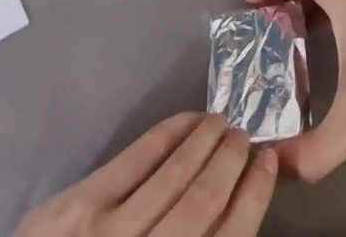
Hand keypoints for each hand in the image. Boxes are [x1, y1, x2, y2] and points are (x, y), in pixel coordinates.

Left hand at [14, 113, 276, 236]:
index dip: (254, 195)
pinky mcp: (77, 206)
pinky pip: (135, 159)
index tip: (268, 164)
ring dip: (206, 141)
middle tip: (247, 135)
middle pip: (204, 200)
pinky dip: (168, 134)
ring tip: (223, 122)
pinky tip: (187, 121)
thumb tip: (232, 207)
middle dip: (232, 161)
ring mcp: (107, 230)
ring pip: (174, 174)